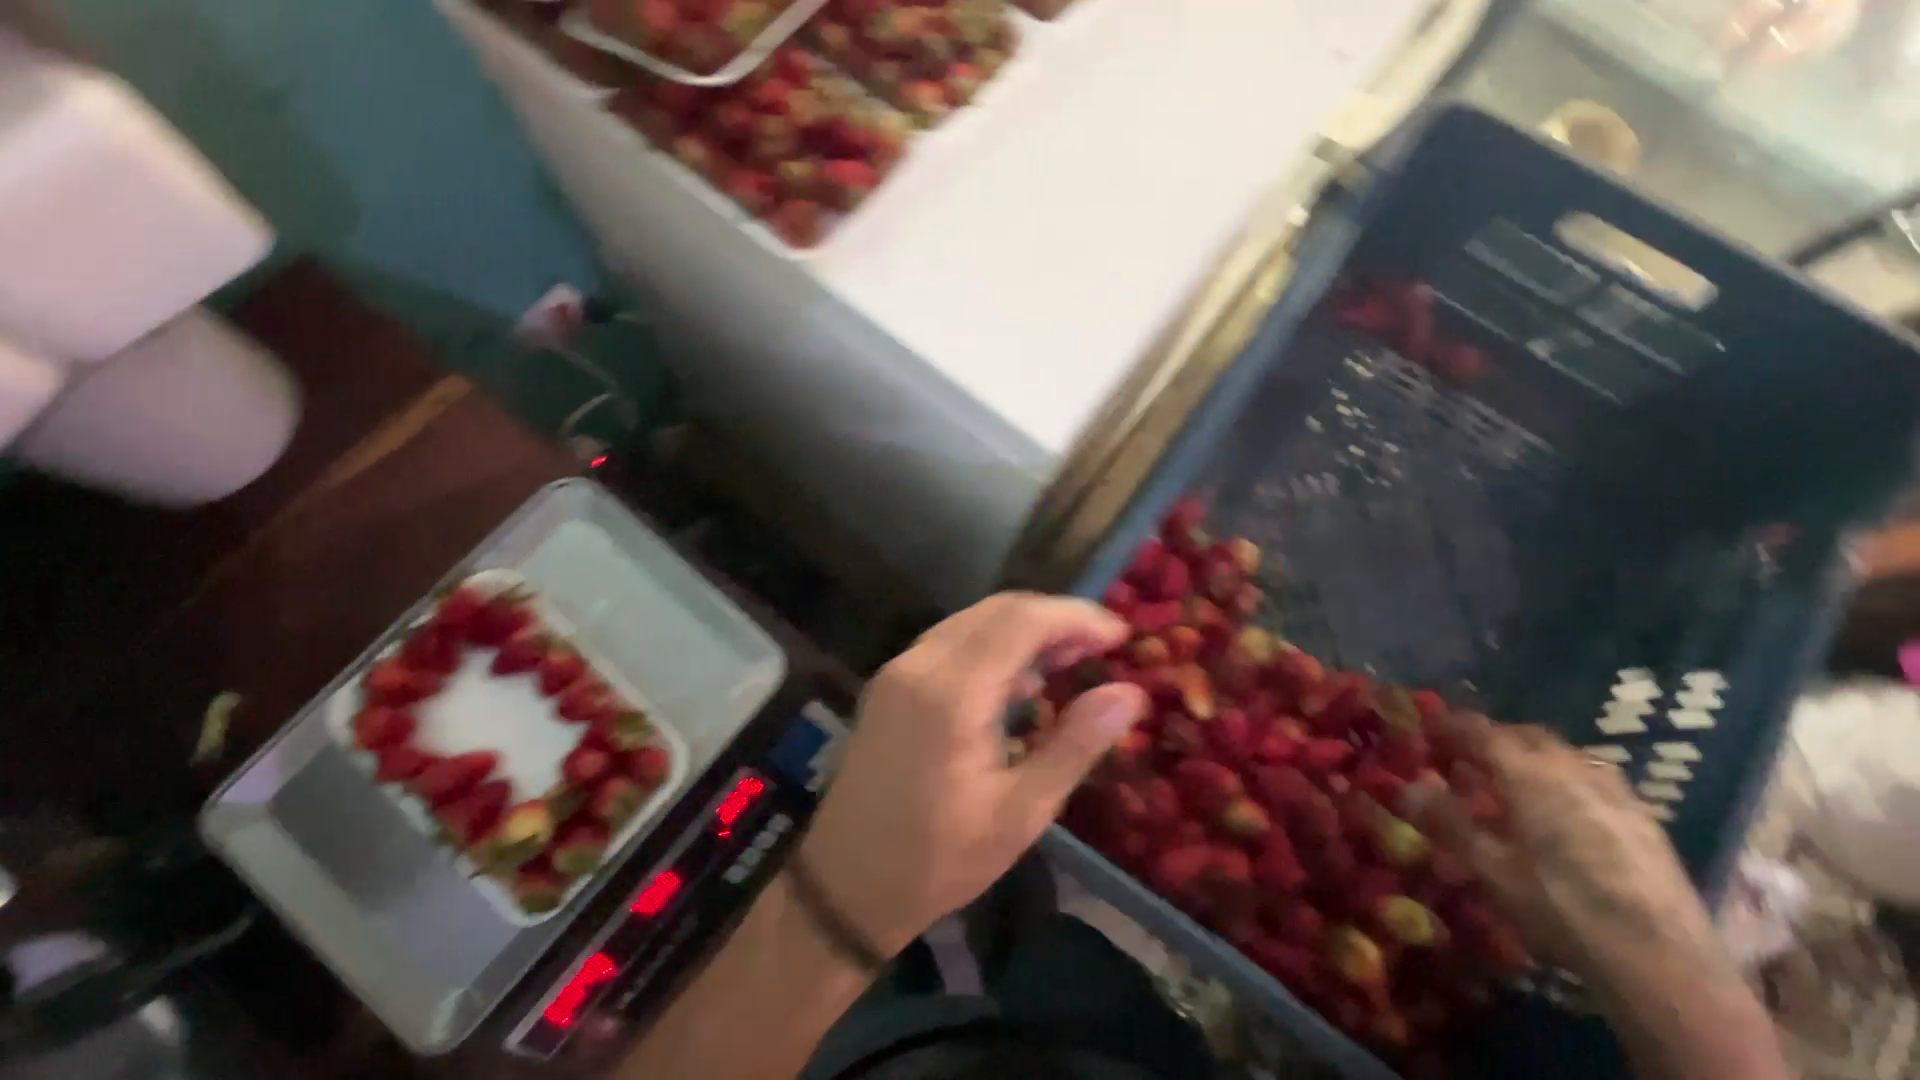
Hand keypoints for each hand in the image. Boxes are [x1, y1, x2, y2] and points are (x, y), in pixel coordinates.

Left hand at [796, 593, 1148, 955]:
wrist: (846, 885)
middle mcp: (919, 665)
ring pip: (971, 622)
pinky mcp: (888, 686)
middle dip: (1054, 618)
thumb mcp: (1021, 812)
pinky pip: (949, 644)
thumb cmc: (939, 858)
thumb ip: (1076, 744)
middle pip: (997, 610)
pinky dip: (990, 647)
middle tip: (1100, 649)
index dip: (1077, 617)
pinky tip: (1017, 685)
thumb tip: (1131, 694)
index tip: (1121, 636)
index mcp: (952, 692)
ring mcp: (898, 672)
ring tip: (1069, 664)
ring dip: (1022, 630)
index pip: (1023, 620)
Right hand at [1402, 714, 1726, 987]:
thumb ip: (1447, 822)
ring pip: (1563, 754)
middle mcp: (1573, 769)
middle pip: (1524, 735)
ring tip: (1510, 786)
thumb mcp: (1491, 870)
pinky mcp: (1644, 819)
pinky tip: (1561, 814)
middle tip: (1464, 761)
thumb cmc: (1563, 909)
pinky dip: (1563, 780)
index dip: (1449, 726)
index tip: (1425, 732)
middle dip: (1490, 739)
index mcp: (1530, 774)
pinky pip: (1592, 779)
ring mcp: (1615, 791)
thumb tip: (1407, 785)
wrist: (1663, 961)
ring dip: (1529, 758)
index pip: (1481, 731)